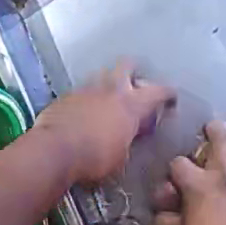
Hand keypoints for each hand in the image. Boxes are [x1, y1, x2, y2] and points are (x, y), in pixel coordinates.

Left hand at [32, 62, 175, 182]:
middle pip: (127, 65)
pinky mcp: (65, 97)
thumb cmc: (94, 158)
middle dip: (134, 72)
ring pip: (101, 76)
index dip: (167, 94)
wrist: (54, 152)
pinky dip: (86, 100)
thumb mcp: (121, 157)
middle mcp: (110, 89)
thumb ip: (128, 140)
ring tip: (107, 101)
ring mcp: (85, 90)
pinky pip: (80, 93)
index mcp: (131, 104)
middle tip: (135, 85)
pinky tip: (84, 113)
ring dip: (107, 85)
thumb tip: (126, 138)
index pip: (158, 92)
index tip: (171, 99)